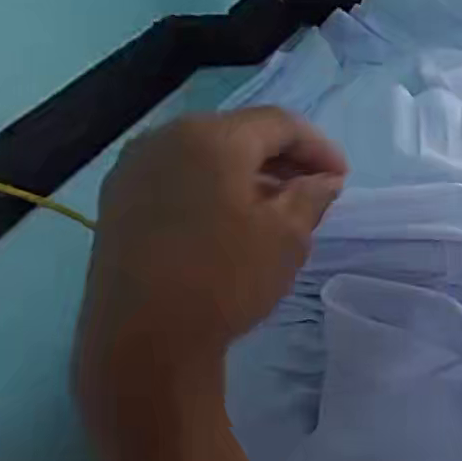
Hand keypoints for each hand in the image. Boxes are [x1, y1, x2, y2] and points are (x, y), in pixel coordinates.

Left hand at [76, 108, 344, 417]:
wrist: (145, 336)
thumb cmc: (226, 278)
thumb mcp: (288, 237)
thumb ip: (311, 197)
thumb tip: (323, 181)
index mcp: (212, 138)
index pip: (278, 124)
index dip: (318, 146)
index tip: (342, 178)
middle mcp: (166, 137)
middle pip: (239, 133)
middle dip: (283, 159)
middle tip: (313, 190)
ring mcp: (134, 167)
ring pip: (206, 155)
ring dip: (248, 174)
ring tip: (276, 207)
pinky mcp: (119, 199)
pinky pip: (179, 176)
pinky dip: (214, 187)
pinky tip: (230, 220)